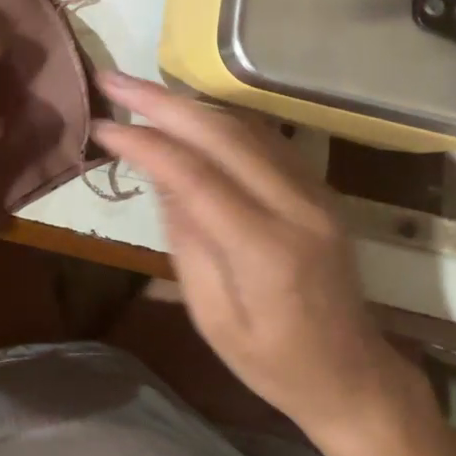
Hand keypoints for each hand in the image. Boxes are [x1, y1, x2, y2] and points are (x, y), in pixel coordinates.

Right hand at [90, 72, 413, 439]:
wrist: (354, 376)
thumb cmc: (272, 362)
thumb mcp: (212, 315)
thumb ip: (185, 239)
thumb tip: (159, 174)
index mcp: (266, 250)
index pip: (195, 175)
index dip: (144, 142)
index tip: (102, 125)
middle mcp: (297, 208)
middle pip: (222, 134)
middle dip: (161, 102)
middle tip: (112, 79)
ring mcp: (315, 193)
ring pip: (244, 127)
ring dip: (187, 103)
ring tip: (138, 90)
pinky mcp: (318, 189)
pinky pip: (261, 139)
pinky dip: (216, 119)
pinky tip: (185, 113)